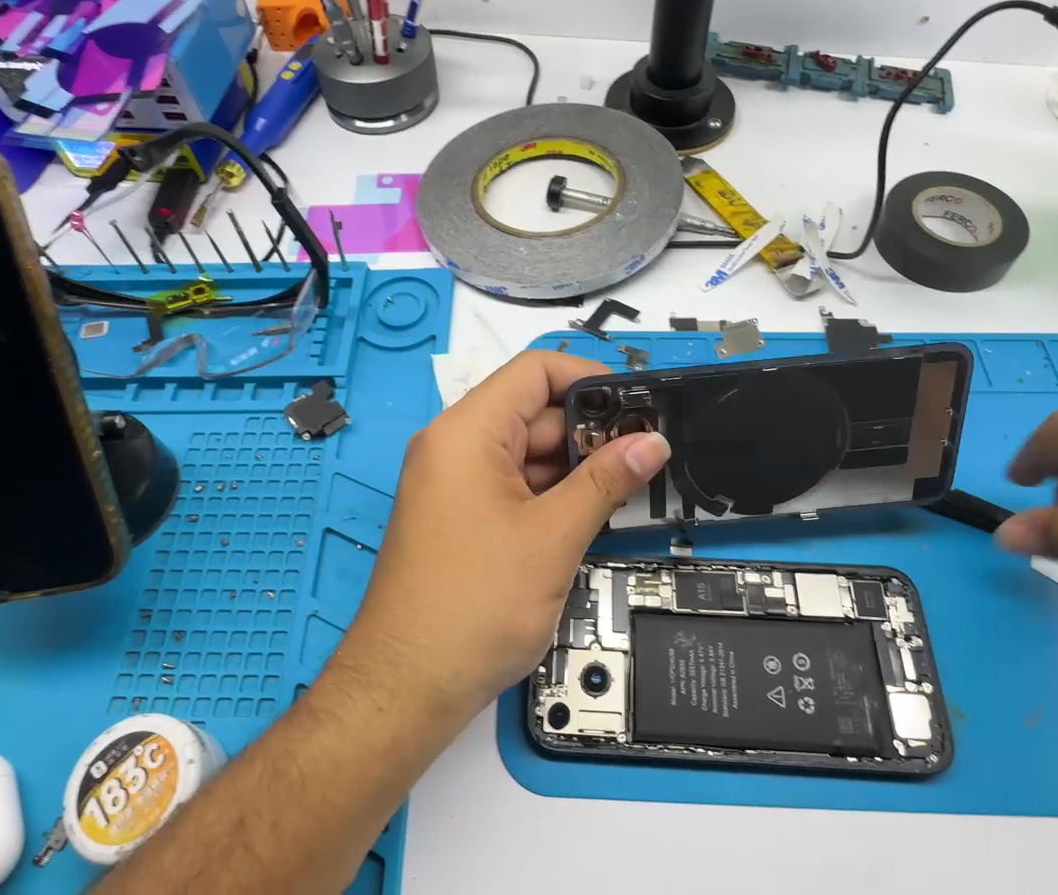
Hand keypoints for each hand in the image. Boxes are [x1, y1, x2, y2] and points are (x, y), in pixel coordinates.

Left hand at [334, 351, 670, 722]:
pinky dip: (553, 496)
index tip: (639, 404)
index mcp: (465, 433)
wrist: (407, 687)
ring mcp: (455, 485)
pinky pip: (514, 487)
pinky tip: (592, 515)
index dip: (591, 378)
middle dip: (592, 432)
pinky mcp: (462, 519)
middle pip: (534, 413)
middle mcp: (454, 449)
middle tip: (647, 456)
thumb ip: (606, 481)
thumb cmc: (472, 608)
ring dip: (575, 469)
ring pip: (528, 454)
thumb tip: (651, 443)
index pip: (534, 371)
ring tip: (628, 490)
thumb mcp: (553, 538)